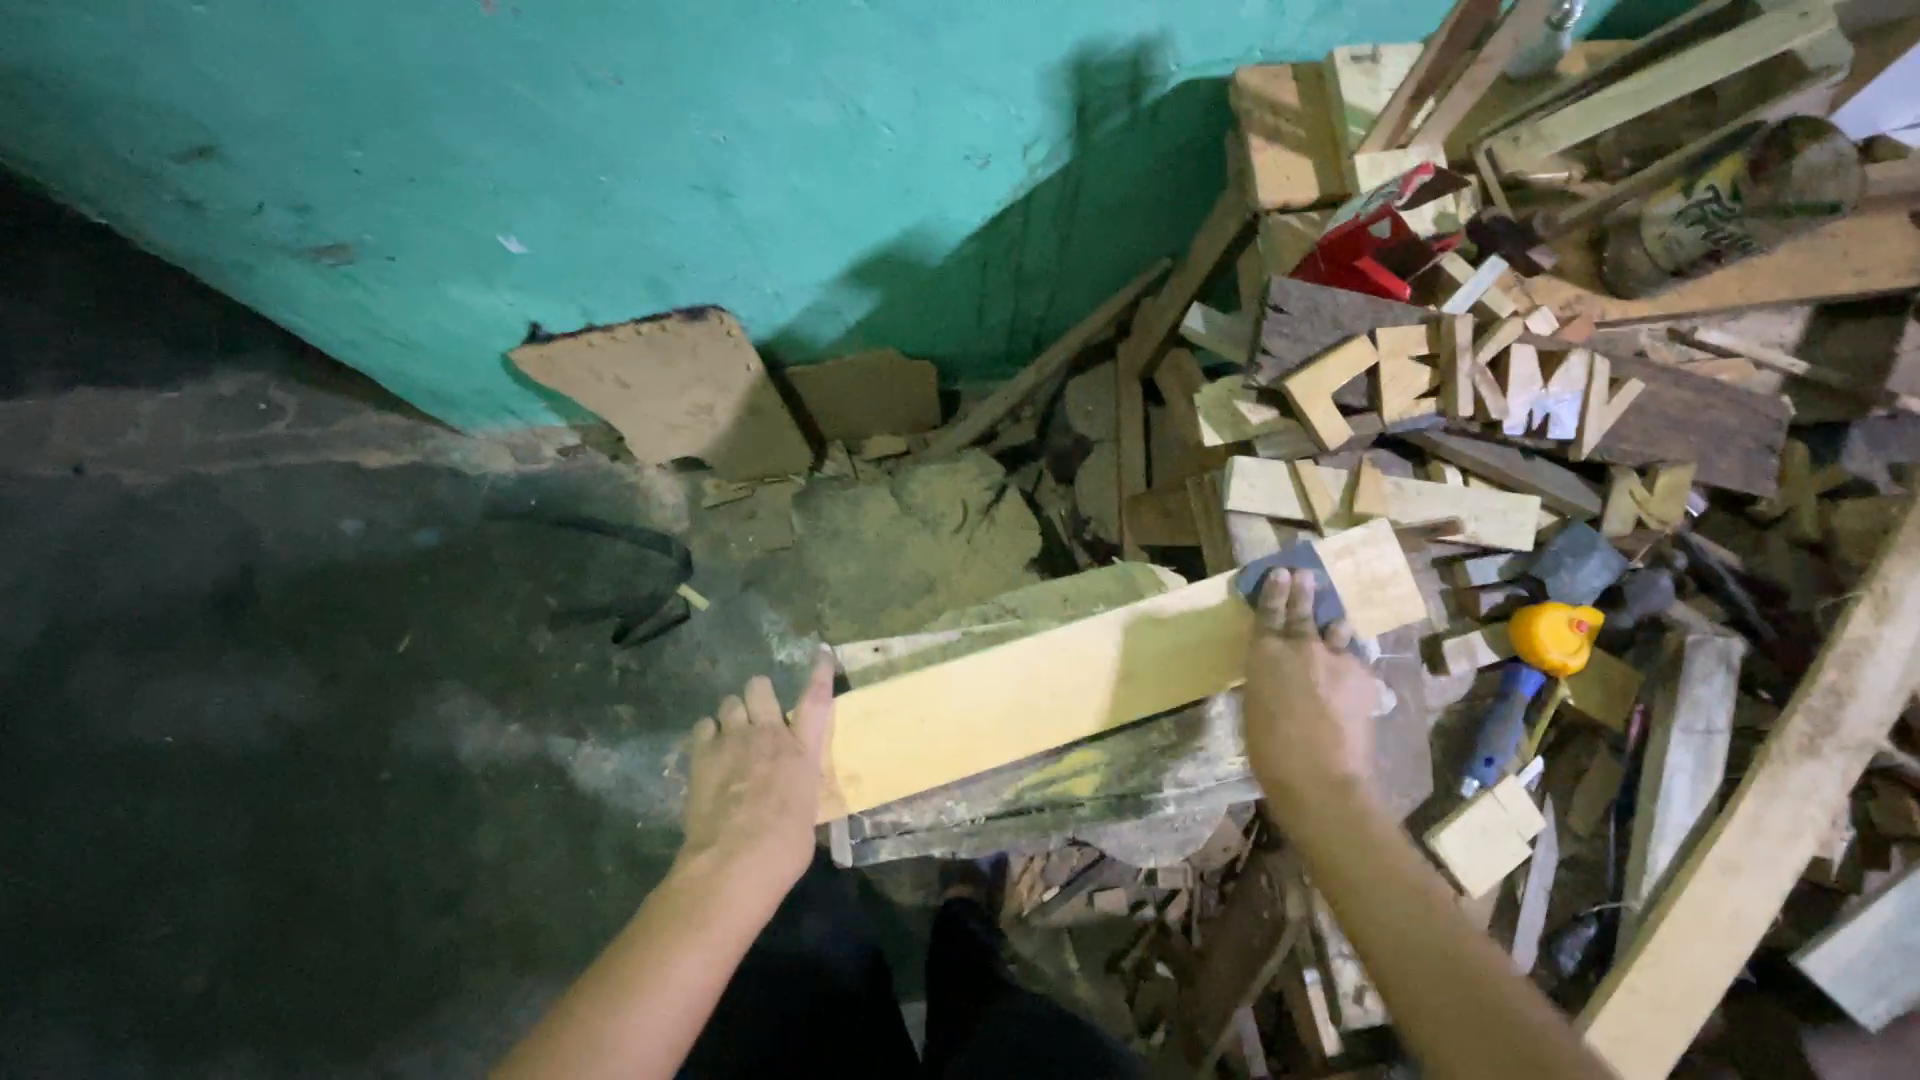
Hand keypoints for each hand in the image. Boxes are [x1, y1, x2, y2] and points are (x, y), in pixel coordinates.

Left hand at [673, 650, 835, 903]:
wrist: (735, 859)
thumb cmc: (784, 847)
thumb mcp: (804, 815)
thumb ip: (796, 792)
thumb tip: (788, 798)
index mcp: (803, 752)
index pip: (817, 700)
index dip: (821, 673)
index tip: (821, 652)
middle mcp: (769, 735)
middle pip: (761, 689)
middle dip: (759, 693)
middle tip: (758, 711)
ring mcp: (733, 741)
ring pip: (729, 702)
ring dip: (732, 713)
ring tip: (730, 732)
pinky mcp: (703, 755)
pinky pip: (703, 726)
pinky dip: (707, 733)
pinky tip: (708, 750)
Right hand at [1241, 570, 1378, 817]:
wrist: (1320, 776)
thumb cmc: (1269, 749)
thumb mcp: (1254, 706)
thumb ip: (1266, 680)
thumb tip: (1275, 673)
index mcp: (1264, 653)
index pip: (1268, 611)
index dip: (1273, 590)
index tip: (1280, 572)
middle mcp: (1301, 646)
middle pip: (1303, 611)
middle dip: (1304, 590)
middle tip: (1306, 574)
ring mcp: (1337, 660)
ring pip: (1337, 631)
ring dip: (1334, 625)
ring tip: (1336, 621)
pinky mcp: (1365, 678)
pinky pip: (1358, 660)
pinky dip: (1353, 660)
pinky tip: (1354, 666)